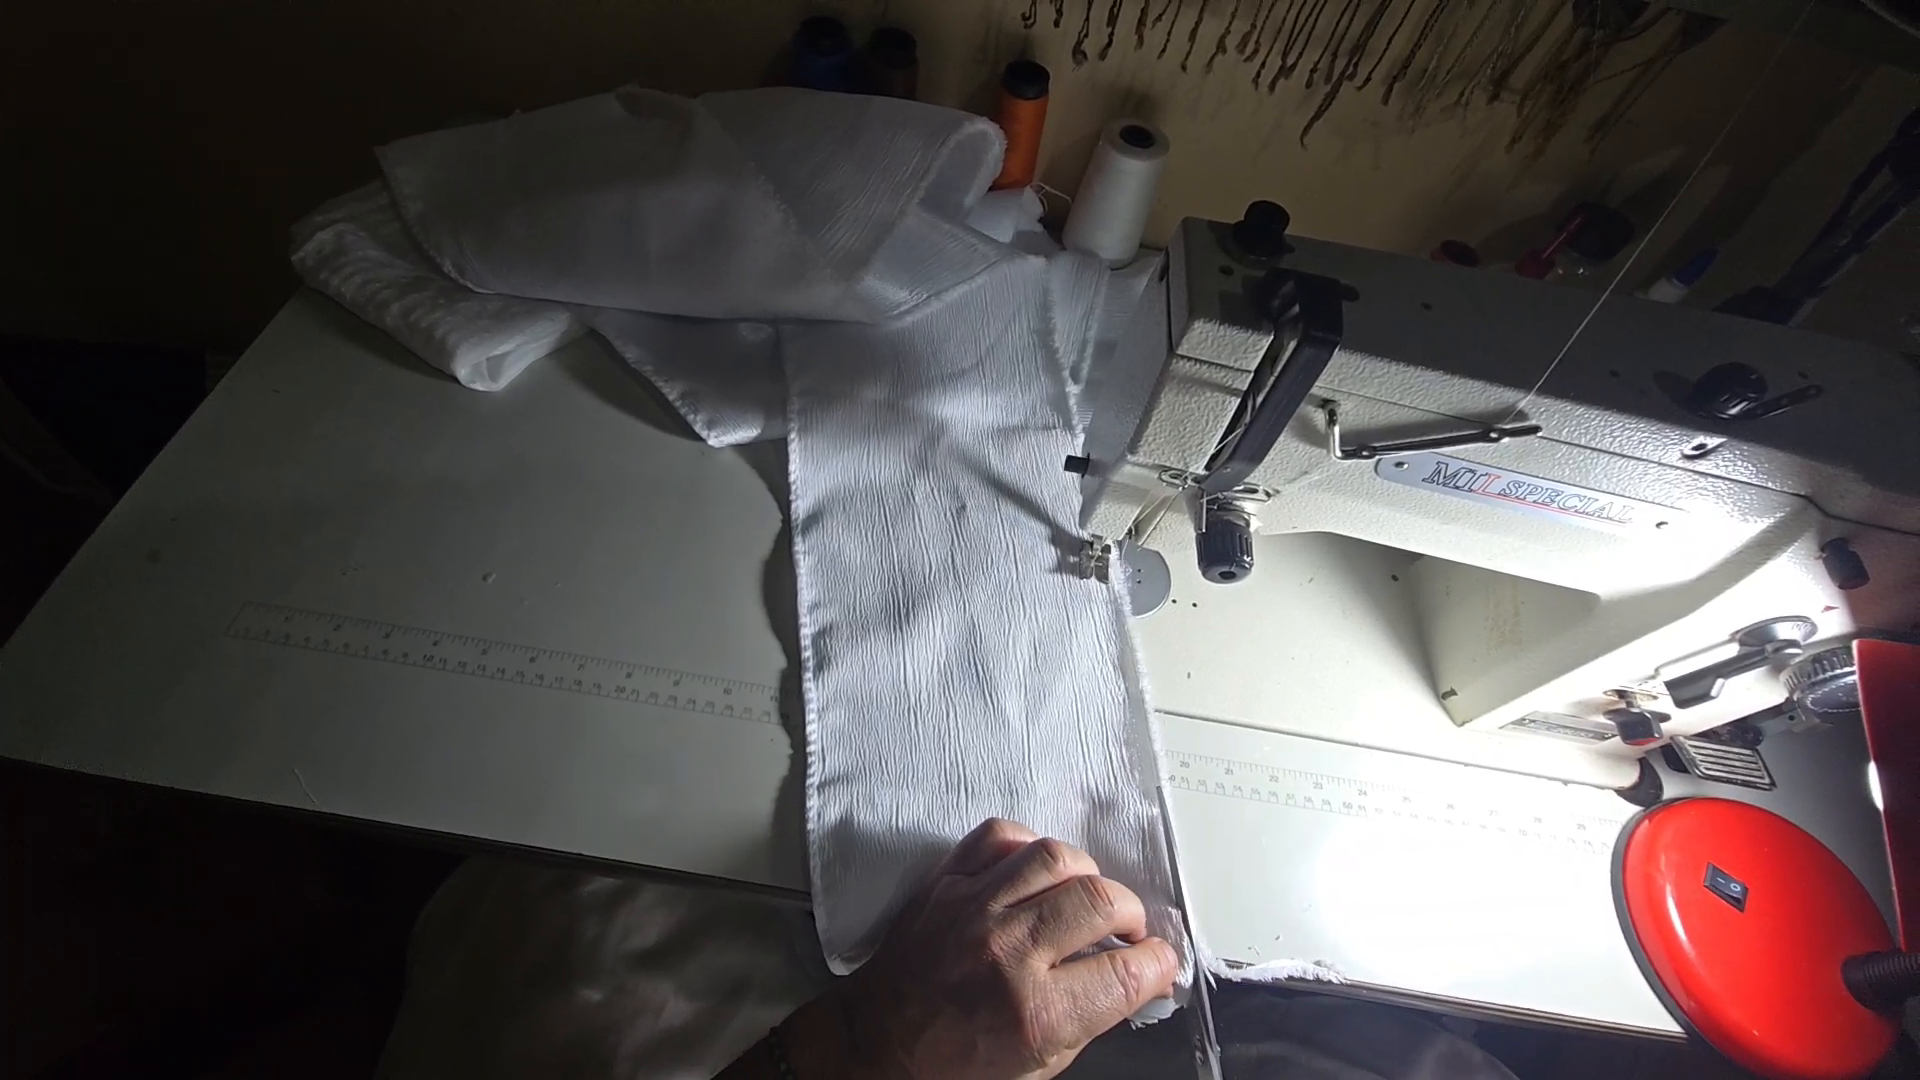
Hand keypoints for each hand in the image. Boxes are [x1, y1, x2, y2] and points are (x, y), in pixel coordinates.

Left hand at [784, 818, 1179, 1079]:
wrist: (883, 1040)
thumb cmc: (957, 1061)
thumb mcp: (1038, 1063)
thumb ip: (1091, 1016)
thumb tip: (1137, 975)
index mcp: (1035, 1014)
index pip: (1123, 974)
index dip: (1157, 963)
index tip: (1161, 959)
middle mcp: (1008, 952)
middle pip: (1098, 901)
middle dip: (1130, 912)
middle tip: (1127, 926)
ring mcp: (975, 907)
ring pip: (1054, 857)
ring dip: (1086, 872)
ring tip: (1085, 892)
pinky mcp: (948, 879)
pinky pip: (1000, 835)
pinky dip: (1027, 844)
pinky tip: (1034, 868)